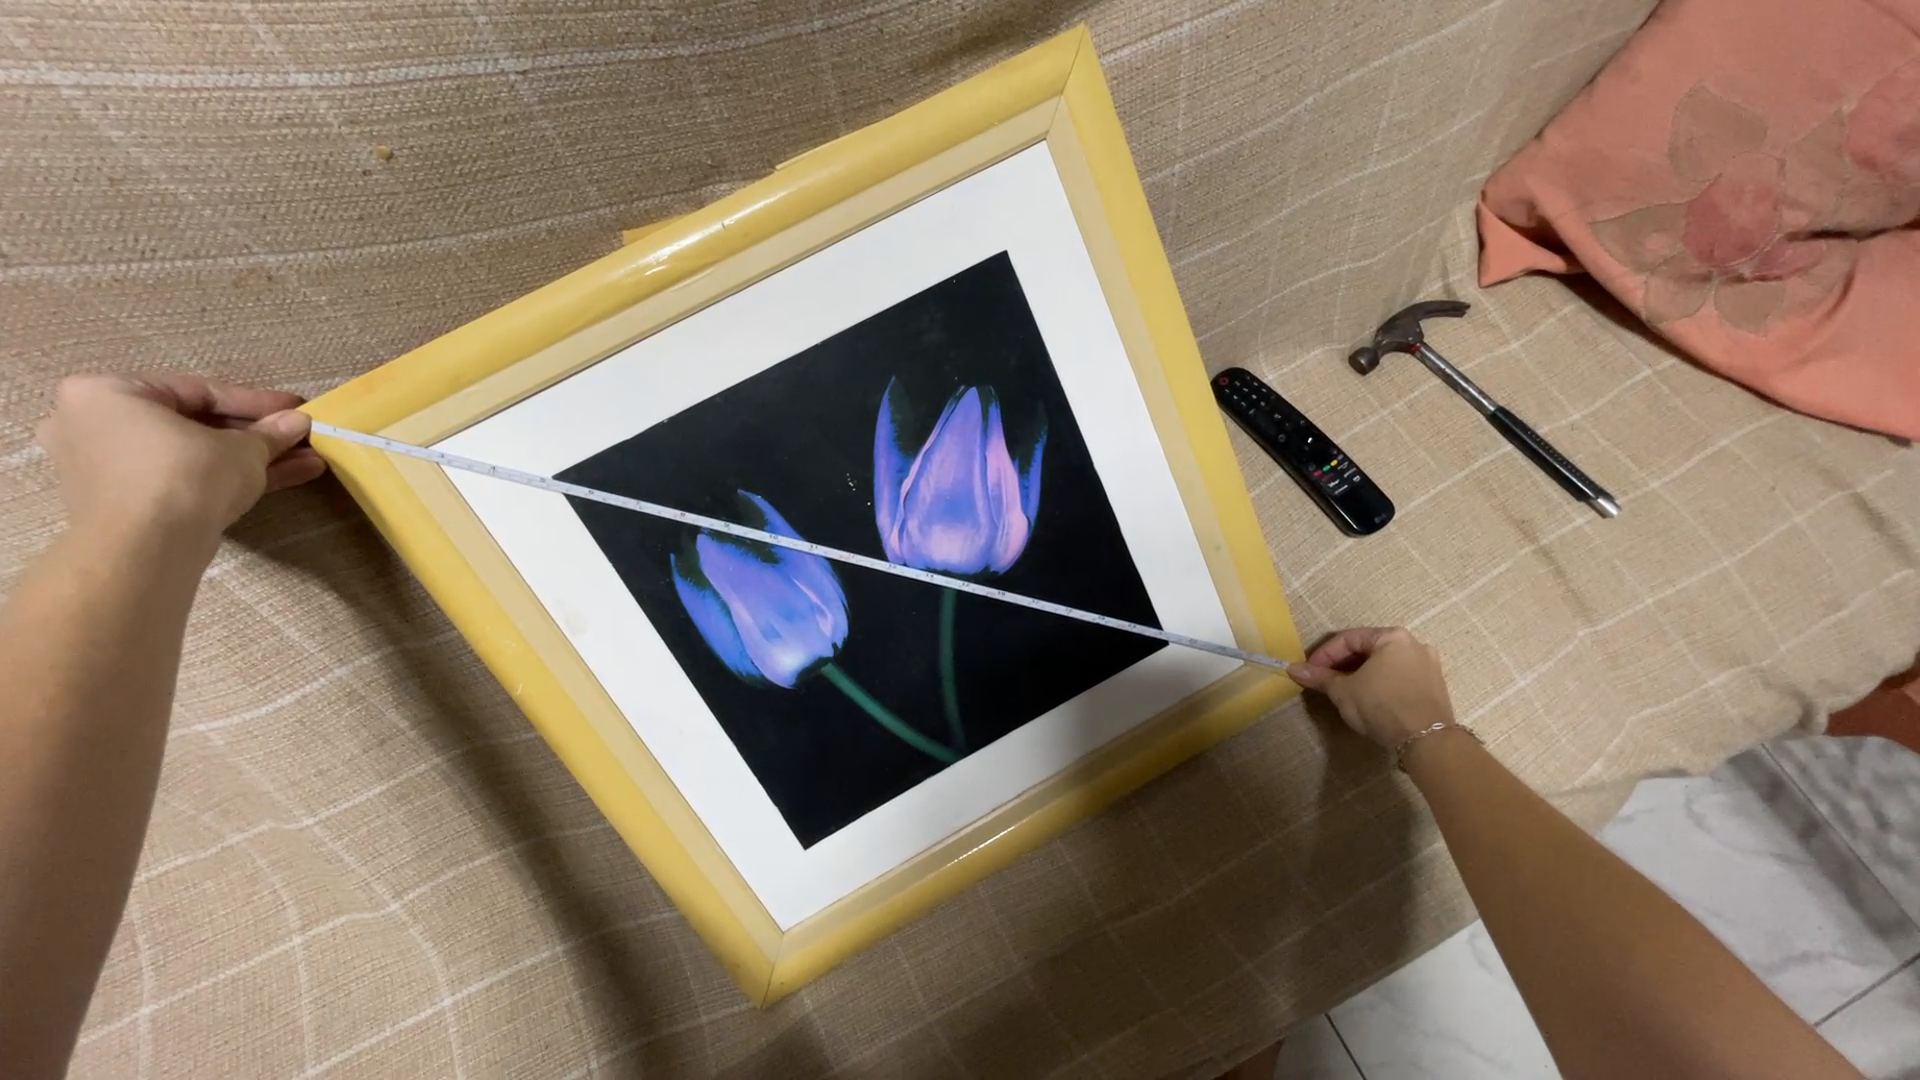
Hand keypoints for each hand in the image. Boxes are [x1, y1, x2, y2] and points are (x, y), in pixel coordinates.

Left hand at [36, 374, 326, 549]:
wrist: (148, 543)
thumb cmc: (186, 473)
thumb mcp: (244, 448)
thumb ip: (272, 432)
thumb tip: (300, 421)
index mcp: (107, 393)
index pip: (197, 391)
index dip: (257, 402)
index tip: (298, 408)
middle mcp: (92, 424)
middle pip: (193, 424)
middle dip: (255, 434)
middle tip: (300, 437)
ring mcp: (105, 466)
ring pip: (193, 454)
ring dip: (253, 458)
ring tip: (307, 461)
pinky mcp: (124, 500)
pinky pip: (182, 477)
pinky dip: (227, 477)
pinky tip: (283, 478)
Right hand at [1288, 626, 1454, 747]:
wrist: (1427, 741)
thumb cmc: (1381, 705)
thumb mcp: (1343, 691)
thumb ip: (1320, 677)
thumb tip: (1293, 669)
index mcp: (1392, 637)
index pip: (1348, 639)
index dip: (1324, 654)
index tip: (1309, 671)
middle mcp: (1414, 644)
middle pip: (1368, 649)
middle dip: (1342, 663)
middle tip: (1324, 679)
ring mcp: (1428, 665)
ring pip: (1384, 663)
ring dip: (1361, 673)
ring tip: (1344, 689)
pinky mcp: (1435, 686)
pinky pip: (1399, 676)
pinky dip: (1380, 681)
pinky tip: (1368, 696)